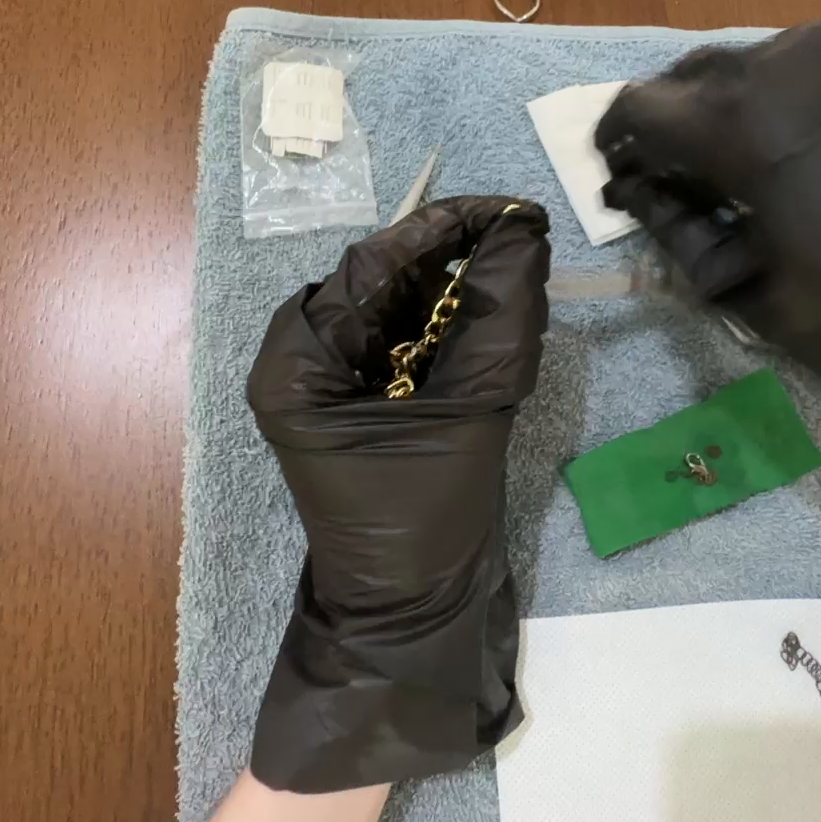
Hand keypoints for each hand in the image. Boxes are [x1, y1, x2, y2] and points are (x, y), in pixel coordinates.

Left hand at [244, 196, 551, 791]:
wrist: (411, 612)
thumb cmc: (423, 521)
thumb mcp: (467, 413)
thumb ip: (496, 321)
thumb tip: (523, 237)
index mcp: (297, 363)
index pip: (369, 266)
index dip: (440, 229)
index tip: (505, 209)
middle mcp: (302, 363)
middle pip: (380, 282)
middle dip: (452, 259)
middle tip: (519, 237)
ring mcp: (330, 383)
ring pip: (398, 308)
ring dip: (456, 292)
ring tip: (516, 273)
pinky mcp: (362, 400)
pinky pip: (407, 343)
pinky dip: (452, 328)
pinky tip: (493, 317)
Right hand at [596, 23, 820, 673]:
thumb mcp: (759, 298)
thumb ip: (690, 232)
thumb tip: (643, 197)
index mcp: (748, 126)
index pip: (640, 107)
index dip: (615, 146)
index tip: (618, 184)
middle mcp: (805, 68)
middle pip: (700, 74)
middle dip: (673, 130)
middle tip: (676, 196)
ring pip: (766, 67)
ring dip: (735, 120)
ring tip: (747, 193)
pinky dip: (794, 116)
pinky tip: (814, 177)